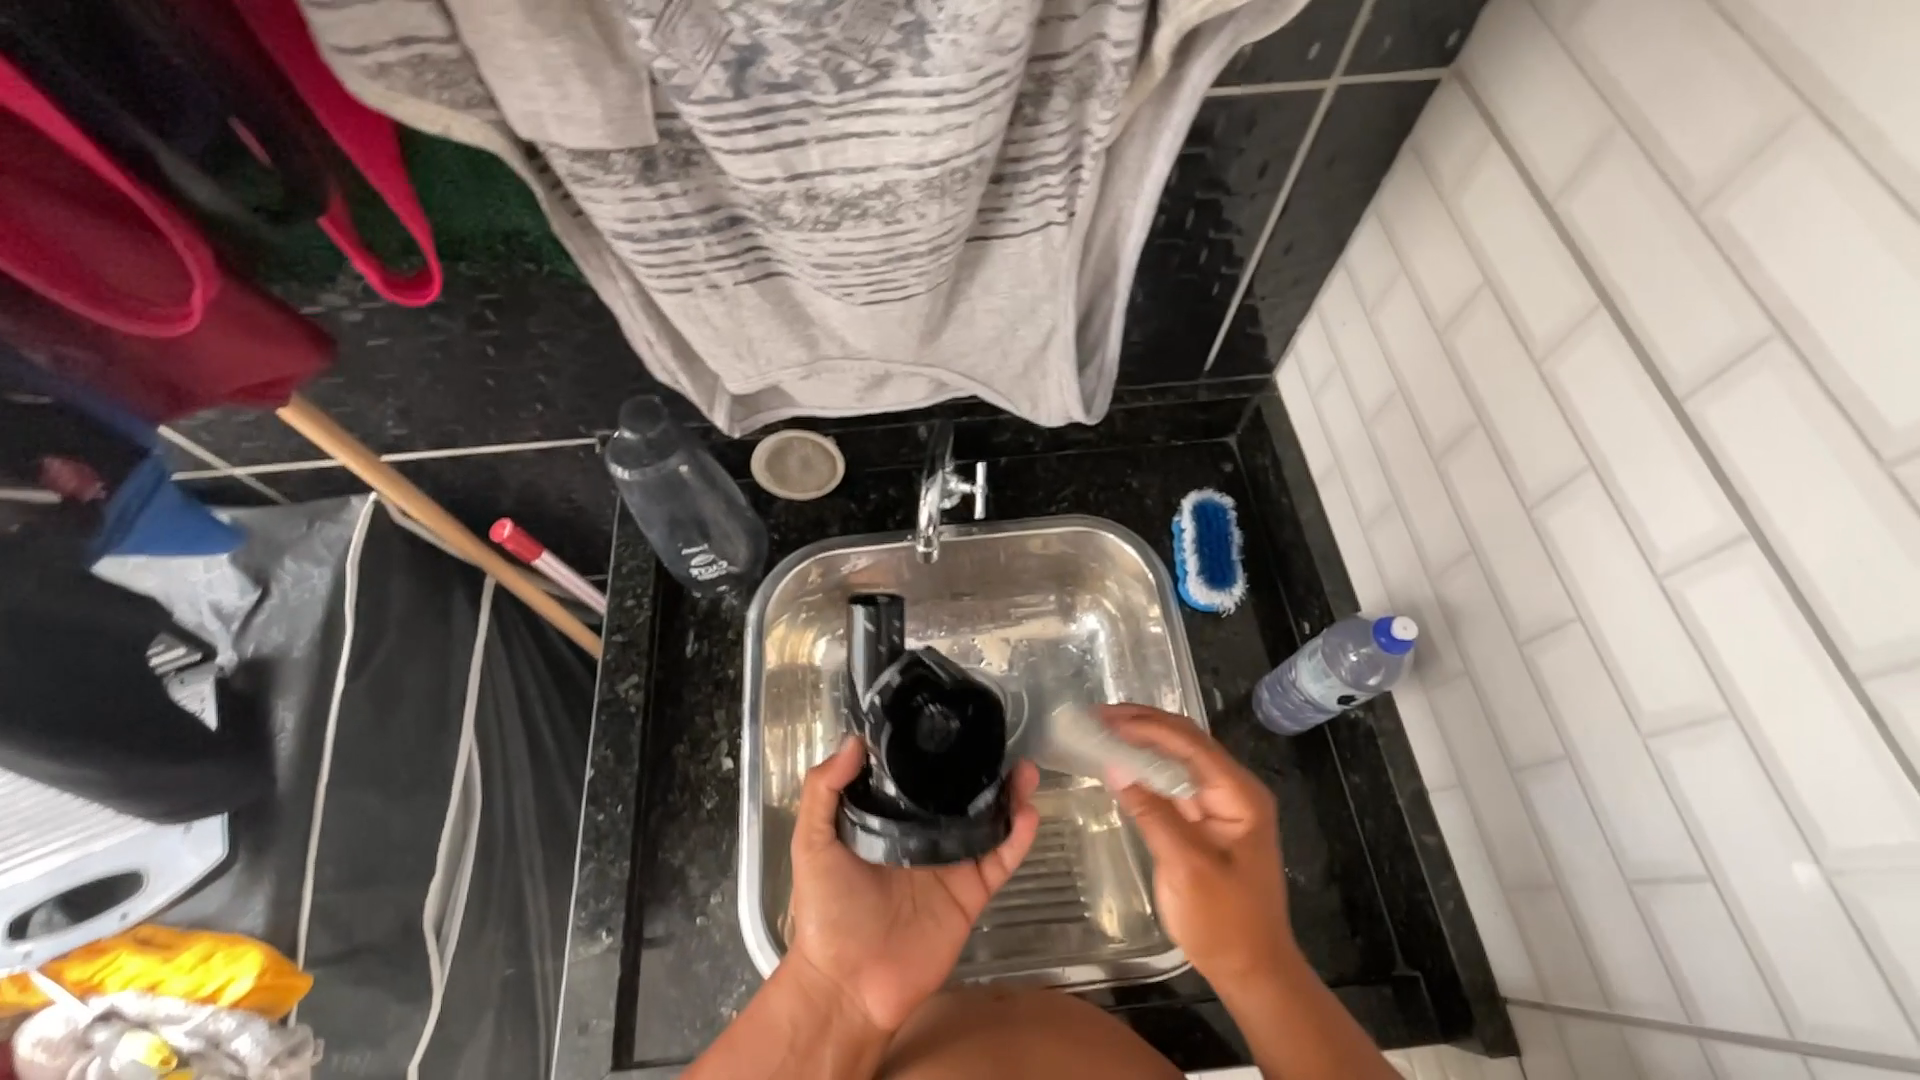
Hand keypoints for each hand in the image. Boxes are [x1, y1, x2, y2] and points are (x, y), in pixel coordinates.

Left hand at [785, 737, 1040, 1034]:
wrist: (849, 983)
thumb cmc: (826, 911)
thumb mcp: (812, 843)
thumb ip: (823, 791)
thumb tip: (853, 740)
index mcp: (886, 822)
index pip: (916, 778)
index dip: (934, 752)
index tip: (950, 720)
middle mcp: (921, 837)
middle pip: (959, 795)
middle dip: (982, 769)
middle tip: (1000, 742)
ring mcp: (949, 865)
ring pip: (987, 822)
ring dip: (1009, 796)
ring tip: (1025, 770)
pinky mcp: (970, 893)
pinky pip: (1000, 860)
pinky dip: (1018, 837)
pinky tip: (1028, 812)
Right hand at [1101, 704, 1296, 987]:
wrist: (1251, 970)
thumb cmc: (1226, 921)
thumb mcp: (1187, 866)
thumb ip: (1153, 812)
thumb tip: (1115, 766)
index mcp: (1239, 794)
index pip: (1190, 743)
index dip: (1147, 726)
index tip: (1105, 718)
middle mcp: (1231, 790)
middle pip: (1185, 743)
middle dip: (1143, 725)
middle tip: (1097, 716)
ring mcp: (1218, 806)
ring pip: (1177, 760)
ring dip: (1141, 743)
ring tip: (1102, 730)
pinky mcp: (1202, 823)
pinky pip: (1171, 785)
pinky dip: (1145, 771)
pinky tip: (1119, 764)